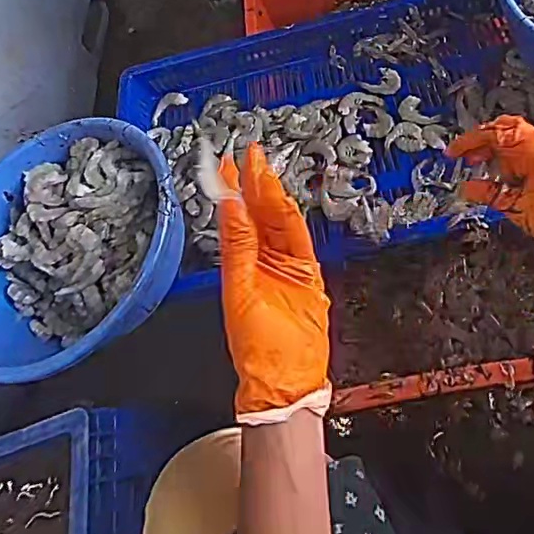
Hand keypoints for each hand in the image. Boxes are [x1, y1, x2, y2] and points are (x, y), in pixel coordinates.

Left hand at [219, 144, 330, 421]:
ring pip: (278, 220)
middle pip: (258, 213)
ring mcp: (285, 263)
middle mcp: (261, 259)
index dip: (230, 189)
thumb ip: (238, 246)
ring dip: (271, 194)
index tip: (226, 163)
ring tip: (264, 168)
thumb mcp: (241, 292)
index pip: (234, 218)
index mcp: (239, 264)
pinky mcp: (307, 271)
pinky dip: (292, 217)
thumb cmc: (258, 347)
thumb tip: (229, 207)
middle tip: (250, 154)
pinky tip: (286, 198)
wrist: (287, 378)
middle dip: (253, 183)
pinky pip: (299, 237)